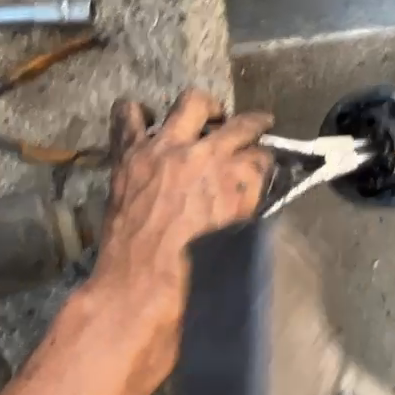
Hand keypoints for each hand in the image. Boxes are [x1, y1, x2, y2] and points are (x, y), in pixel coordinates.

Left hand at [84, 88, 273, 347]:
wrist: (138, 291)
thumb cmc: (194, 282)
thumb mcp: (237, 244)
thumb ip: (246, 209)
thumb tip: (248, 195)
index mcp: (238, 182)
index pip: (264, 157)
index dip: (267, 161)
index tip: (265, 166)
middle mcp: (205, 156)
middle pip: (240, 124)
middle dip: (254, 124)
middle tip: (256, 126)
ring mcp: (164, 150)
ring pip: (191, 102)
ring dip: (205, 108)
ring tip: (206, 116)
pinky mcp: (130, 155)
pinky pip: (128, 115)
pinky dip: (137, 114)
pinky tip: (146, 122)